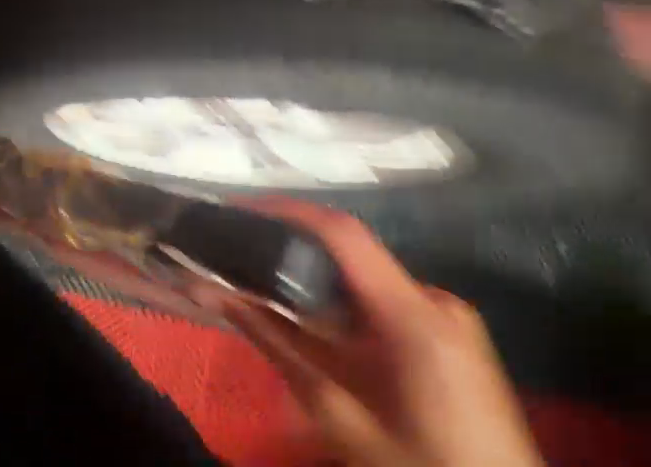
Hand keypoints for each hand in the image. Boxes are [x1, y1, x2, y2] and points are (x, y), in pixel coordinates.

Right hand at [227, 203, 542, 466]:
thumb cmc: (417, 463)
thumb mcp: (334, 411)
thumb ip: (272, 341)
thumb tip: (203, 288)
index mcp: (415, 316)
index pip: (342, 234)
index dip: (283, 211)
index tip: (230, 210)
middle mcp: (436, 304)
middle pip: (347, 253)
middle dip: (284, 249)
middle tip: (228, 256)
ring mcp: (448, 320)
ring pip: (359, 276)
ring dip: (306, 277)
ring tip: (253, 287)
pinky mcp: (449, 337)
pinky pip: (379, 298)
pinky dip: (333, 298)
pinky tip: (302, 319)